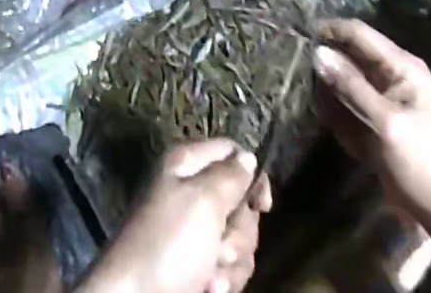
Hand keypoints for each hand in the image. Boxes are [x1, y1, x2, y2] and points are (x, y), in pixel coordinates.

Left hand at [80, 140, 271, 292]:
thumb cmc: (168, 243)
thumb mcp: (203, 201)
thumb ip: (231, 176)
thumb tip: (248, 158)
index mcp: (187, 164)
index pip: (232, 151)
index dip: (252, 174)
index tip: (262, 206)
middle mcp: (192, 191)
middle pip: (240, 200)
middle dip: (239, 230)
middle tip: (220, 246)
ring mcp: (195, 230)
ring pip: (239, 237)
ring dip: (232, 260)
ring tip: (209, 275)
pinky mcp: (199, 262)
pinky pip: (229, 264)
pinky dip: (224, 279)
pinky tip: (207, 288)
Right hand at [314, 19, 430, 215]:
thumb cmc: (421, 162)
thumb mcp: (385, 122)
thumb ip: (351, 86)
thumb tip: (317, 52)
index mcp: (402, 67)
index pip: (359, 34)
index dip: (330, 30)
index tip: (298, 34)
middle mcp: (392, 75)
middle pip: (350, 54)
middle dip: (326, 61)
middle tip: (296, 69)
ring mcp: (384, 97)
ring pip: (345, 79)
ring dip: (329, 89)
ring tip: (311, 98)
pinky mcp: (376, 118)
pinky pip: (348, 102)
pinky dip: (337, 110)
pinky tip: (332, 123)